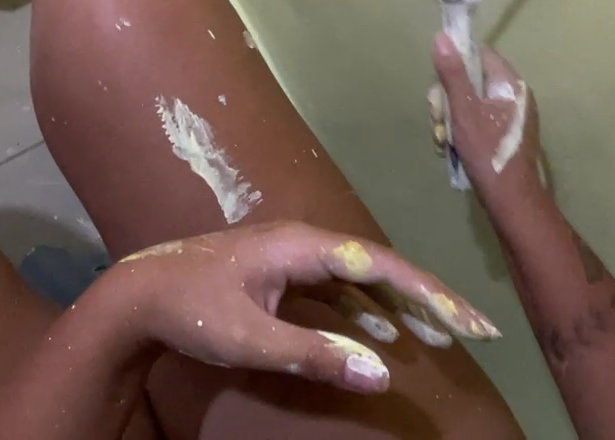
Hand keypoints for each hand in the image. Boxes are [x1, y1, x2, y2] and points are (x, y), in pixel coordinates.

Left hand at [100, 221, 500, 394]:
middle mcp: (301, 242)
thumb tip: (383, 372)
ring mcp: (290, 256)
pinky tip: (381, 331)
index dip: (428, 292)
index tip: (470, 323)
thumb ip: (315, 355)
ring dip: (397, 303)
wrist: (141, 292)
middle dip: (423, 296)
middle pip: (375, 264)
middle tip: (472, 331)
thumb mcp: (252, 337)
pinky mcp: (279, 273)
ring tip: (438, 336)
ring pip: (357, 276)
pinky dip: (363, 309)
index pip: (378, 262)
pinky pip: (334, 288)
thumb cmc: (194, 308)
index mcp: (300, 245)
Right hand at [431, 34, 545, 199]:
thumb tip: (442, 37)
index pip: (481, 53)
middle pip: (471, 78)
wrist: (511, 201)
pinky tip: (451, 144)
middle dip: (448, 96)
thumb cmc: (488, 152)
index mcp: (510, 84)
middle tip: (439, 117)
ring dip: (450, 115)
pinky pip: (477, 117)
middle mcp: (513, 95)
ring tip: (444, 137)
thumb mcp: (463, 110)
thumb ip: (452, 73)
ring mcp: (510, 115)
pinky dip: (461, 127)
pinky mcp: (504, 132)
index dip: (457, 59)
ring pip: (470, 100)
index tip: (439, 78)